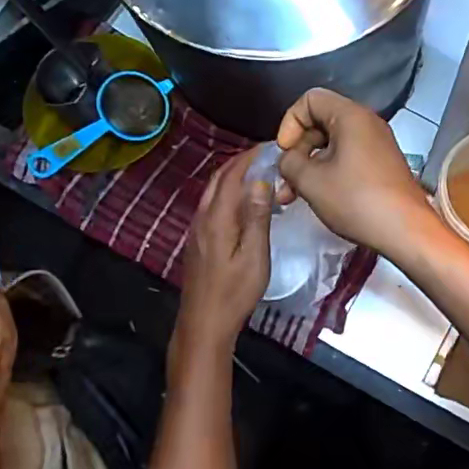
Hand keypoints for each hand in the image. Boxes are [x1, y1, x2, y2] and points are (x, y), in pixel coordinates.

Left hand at [175, 148, 272, 351]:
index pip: (232, 176)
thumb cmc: (235, 292)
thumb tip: (261, 182)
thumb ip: (257, 218)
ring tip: (259, 171)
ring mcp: (198, 229)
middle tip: (266, 154)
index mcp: (217, 219)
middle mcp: (202, 218)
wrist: (204, 322)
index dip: (250, 157)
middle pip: (218, 178)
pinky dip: (229, 191)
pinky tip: (245, 200)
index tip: (271, 146)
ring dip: (233, 175)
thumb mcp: (254, 256)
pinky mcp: (199, 240)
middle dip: (241, 161)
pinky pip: (213, 204)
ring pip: (213, 191)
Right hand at [275, 88, 440, 261]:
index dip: (289, 123)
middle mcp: (368, 124)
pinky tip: (318, 197)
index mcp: (351, 116)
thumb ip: (289, 162)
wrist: (406, 231)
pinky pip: (348, 159)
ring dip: (310, 166)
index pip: (310, 100)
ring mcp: (378, 145)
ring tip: (293, 196)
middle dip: (297, 150)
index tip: (284, 152)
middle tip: (285, 179)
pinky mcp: (382, 166)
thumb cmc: (357, 200)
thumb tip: (289, 160)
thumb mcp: (311, 181)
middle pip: (320, 122)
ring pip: (333, 145)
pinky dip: (329, 173)